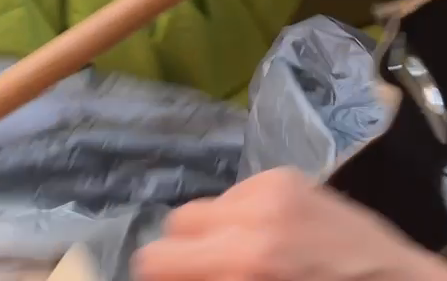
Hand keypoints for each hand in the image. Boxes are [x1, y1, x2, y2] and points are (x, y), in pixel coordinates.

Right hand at [132, 169, 446, 280]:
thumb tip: (175, 274)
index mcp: (246, 261)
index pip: (158, 255)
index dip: (158, 274)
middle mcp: (252, 213)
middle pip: (179, 222)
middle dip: (186, 253)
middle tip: (211, 275)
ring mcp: (272, 187)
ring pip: (210, 206)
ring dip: (217, 234)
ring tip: (251, 261)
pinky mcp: (289, 176)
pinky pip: (240, 194)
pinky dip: (244, 218)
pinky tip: (274, 243)